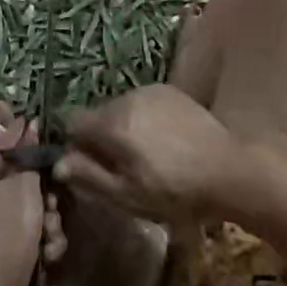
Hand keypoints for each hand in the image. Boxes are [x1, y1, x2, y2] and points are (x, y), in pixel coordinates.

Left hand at [0, 120, 66, 285]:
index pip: (15, 140)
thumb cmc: (9, 231)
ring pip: (46, 208)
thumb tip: (30, 119)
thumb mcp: (22, 187)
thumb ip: (29, 154)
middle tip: (52, 203)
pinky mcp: (23, 247)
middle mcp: (3, 192)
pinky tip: (48, 255)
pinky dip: (50, 244)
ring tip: (48, 237)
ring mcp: (12, 221)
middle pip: (37, 177)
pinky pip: (45, 235)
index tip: (54, 141)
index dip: (34, 137)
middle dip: (52, 193)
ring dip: (53, 222)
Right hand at [53, 85, 244, 221]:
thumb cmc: (175, 191)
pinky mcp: (169, 89)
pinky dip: (144, 118)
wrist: (227, 169)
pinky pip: (143, 102)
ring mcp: (150, 90)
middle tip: (121, 167)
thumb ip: (90, 175)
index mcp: (113, 124)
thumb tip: (59, 163)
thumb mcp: (128, 196)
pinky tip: (164, 141)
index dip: (74, 142)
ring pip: (121, 107)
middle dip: (101, 136)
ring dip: (124, 127)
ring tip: (146, 155)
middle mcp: (127, 98)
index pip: (72, 119)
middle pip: (98, 113)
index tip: (87, 163)